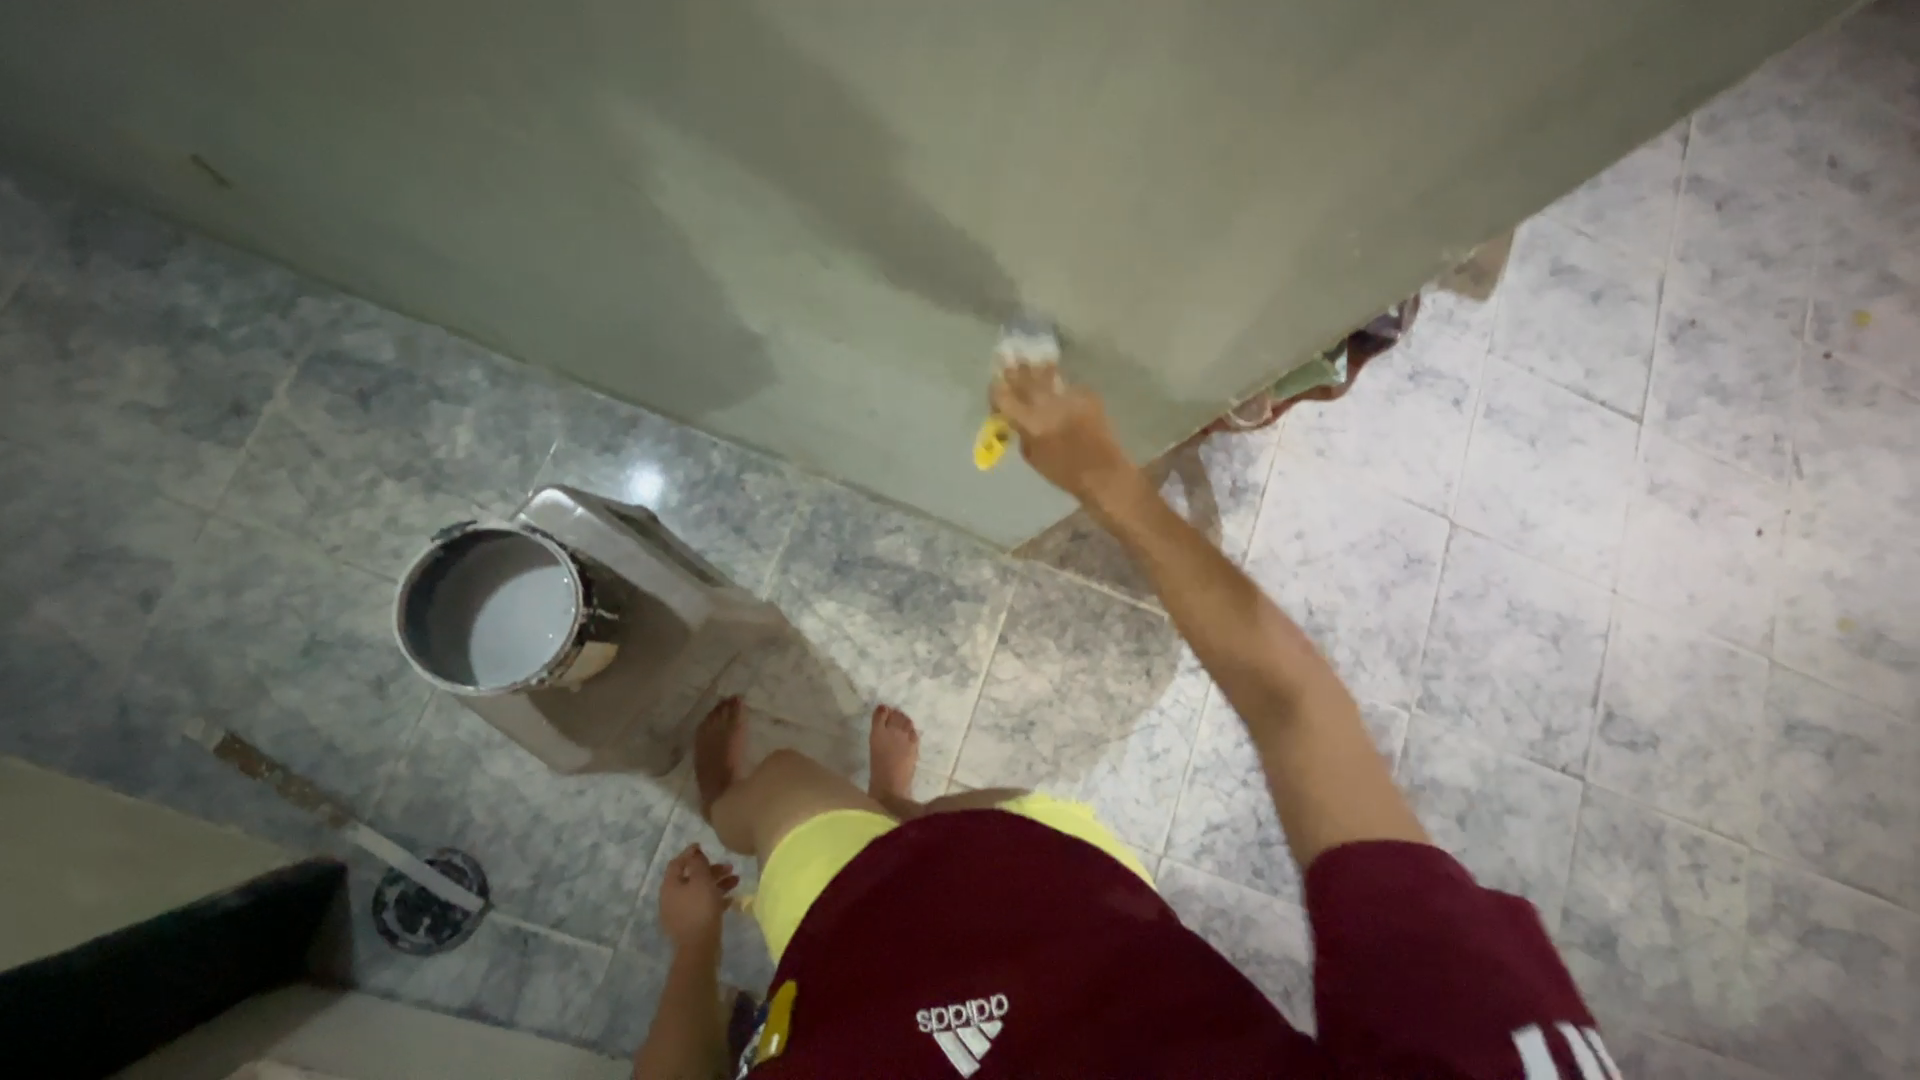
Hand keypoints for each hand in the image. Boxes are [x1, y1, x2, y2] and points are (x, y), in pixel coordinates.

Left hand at [658, 844, 737, 948]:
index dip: (690, 853)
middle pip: (691, 877)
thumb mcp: (701, 880)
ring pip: (699, 892)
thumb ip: (698, 864)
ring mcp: (680, 913)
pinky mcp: (690, 925)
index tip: (703, 845)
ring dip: (717, 883)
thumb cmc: (700, 908)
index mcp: (670, 886)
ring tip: (736, 881)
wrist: (699, 948)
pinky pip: (703, 906)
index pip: (677, 863)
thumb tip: (695, 853)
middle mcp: (672, 898)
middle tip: (729, 866)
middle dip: (710, 870)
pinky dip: (715, 899)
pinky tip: (731, 899)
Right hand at [989, 361, 1139, 504]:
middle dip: (1014, 369)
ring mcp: (1069, 398)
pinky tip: (1061, 388)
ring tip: (1032, 356)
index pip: (1005, 398)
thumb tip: (1017, 418)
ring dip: (1037, 367)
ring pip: (1048, 376)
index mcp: (1030, 423)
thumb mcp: (1033, 458)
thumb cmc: (1064, 473)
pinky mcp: (1087, 396)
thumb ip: (1022, 433)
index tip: (994, 382)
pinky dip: (1062, 389)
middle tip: (1007, 354)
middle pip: (1025, 380)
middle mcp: (1047, 405)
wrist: (1103, 473)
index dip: (997, 388)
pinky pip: (1068, 388)